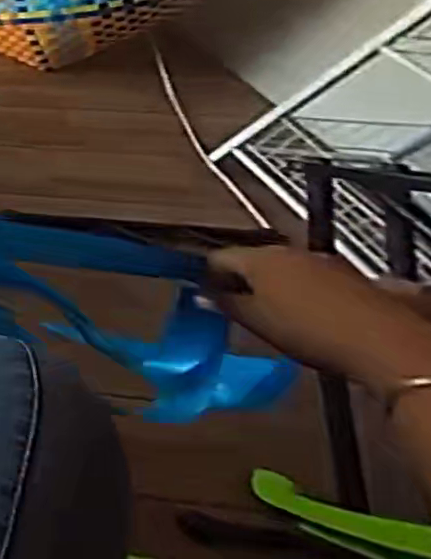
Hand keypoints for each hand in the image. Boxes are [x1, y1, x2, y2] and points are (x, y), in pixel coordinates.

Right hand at [209, 246, 430, 387]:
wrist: (397, 350)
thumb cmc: (311, 332)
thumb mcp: (255, 322)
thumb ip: (224, 303)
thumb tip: (206, 295)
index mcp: (256, 257)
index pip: (215, 258)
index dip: (210, 277)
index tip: (214, 298)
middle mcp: (290, 252)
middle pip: (255, 260)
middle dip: (248, 280)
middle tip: (249, 306)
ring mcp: (329, 264)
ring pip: (291, 270)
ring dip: (283, 286)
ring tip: (288, 314)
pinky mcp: (362, 280)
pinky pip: (325, 281)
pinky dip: (318, 293)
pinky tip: (325, 314)